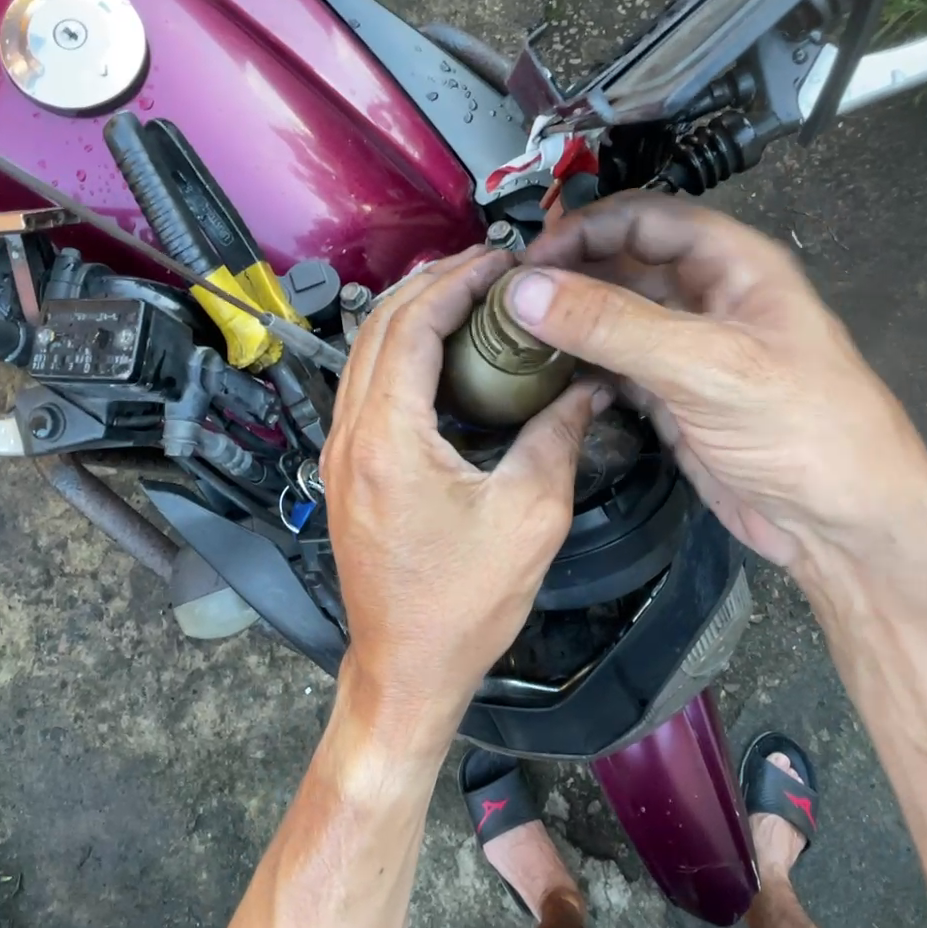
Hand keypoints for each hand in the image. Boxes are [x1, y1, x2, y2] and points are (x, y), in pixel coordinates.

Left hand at [322, 247, 607, 711]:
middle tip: (485, 267)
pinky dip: (398, 353)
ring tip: (465, 295)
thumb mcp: (530, 516)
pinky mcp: (346, 470)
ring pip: (363, 353)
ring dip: (409, 314)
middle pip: (376, 327)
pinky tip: (441, 355)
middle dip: (429, 284)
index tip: (498, 261)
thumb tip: (587, 387)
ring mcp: (340, 452)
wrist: (405, 666)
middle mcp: (350, 435)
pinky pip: (365, 386)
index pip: (410, 326)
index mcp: (388, 438)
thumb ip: (557, 437)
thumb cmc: (462, 604)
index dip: (454, 282)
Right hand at [515, 191, 926, 568]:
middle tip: (506, 299)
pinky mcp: (670, 395)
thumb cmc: (801, 430)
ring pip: (612, 316)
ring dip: (566, 321)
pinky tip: (542, 373)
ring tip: (510, 335)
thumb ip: (613, 325)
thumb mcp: (706, 367)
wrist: (841, 527)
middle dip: (567, 274)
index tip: (528, 261)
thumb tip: (524, 290)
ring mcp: (685, 349)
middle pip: (622, 263)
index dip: (585, 229)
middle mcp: (706, 297)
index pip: (645, 219)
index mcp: (733, 265)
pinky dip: (577, 365)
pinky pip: (612, 364)